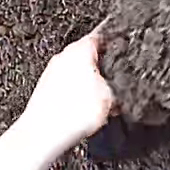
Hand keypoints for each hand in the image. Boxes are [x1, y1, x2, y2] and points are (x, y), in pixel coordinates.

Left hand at [16, 31, 115, 151]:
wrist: (43, 135)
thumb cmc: (72, 114)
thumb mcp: (112, 97)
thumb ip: (120, 85)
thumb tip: (125, 86)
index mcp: (80, 49)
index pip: (102, 34)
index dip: (115, 40)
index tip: (122, 46)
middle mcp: (64, 56)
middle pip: (89, 54)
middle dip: (103, 66)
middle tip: (115, 80)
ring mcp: (52, 72)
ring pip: (77, 71)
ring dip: (88, 82)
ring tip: (99, 100)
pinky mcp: (45, 89)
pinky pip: (66, 86)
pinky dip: (76, 95)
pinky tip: (82, 110)